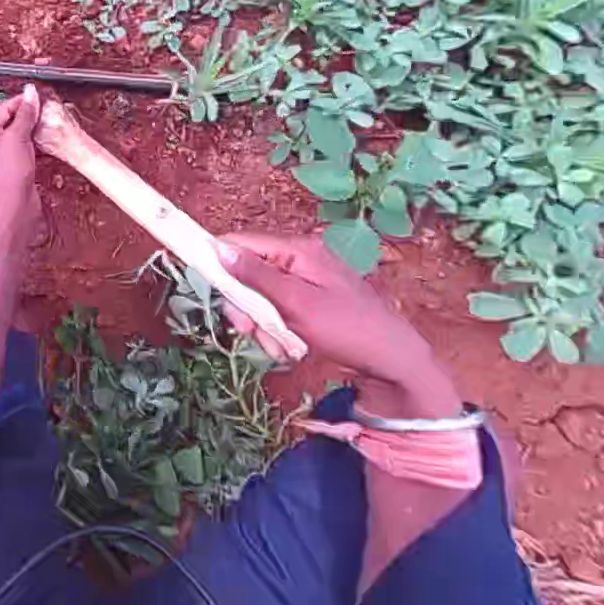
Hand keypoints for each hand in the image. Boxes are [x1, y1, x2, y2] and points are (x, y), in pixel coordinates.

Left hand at [0, 85, 41, 242]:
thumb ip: (25, 114)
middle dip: (29, 115)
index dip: (22, 101)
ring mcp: (2, 155)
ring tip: (49, 123)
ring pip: (20, 134)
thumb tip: (30, 93)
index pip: (3, 108)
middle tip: (47, 109)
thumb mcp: (18, 138)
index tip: (39, 96)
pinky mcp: (14, 165)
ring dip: (35, 128)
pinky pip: (26, 147)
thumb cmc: (10, 174)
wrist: (15, 206)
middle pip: (11, 120)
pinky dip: (36, 142)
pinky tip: (47, 140)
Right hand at [216, 232, 461, 418]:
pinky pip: (277, 308)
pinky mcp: (310, 299)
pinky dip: (275, 328)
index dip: (219, 263)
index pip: (242, 243)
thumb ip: (256, 275)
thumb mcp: (295, 302)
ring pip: (260, 296)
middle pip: (248, 273)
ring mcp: (306, 279)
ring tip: (276, 346)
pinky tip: (286, 346)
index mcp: (297, 250)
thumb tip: (219, 248)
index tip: (210, 289)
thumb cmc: (346, 328)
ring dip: (259, 323)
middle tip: (248, 330)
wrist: (393, 360)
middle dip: (244, 305)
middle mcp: (300, 258)